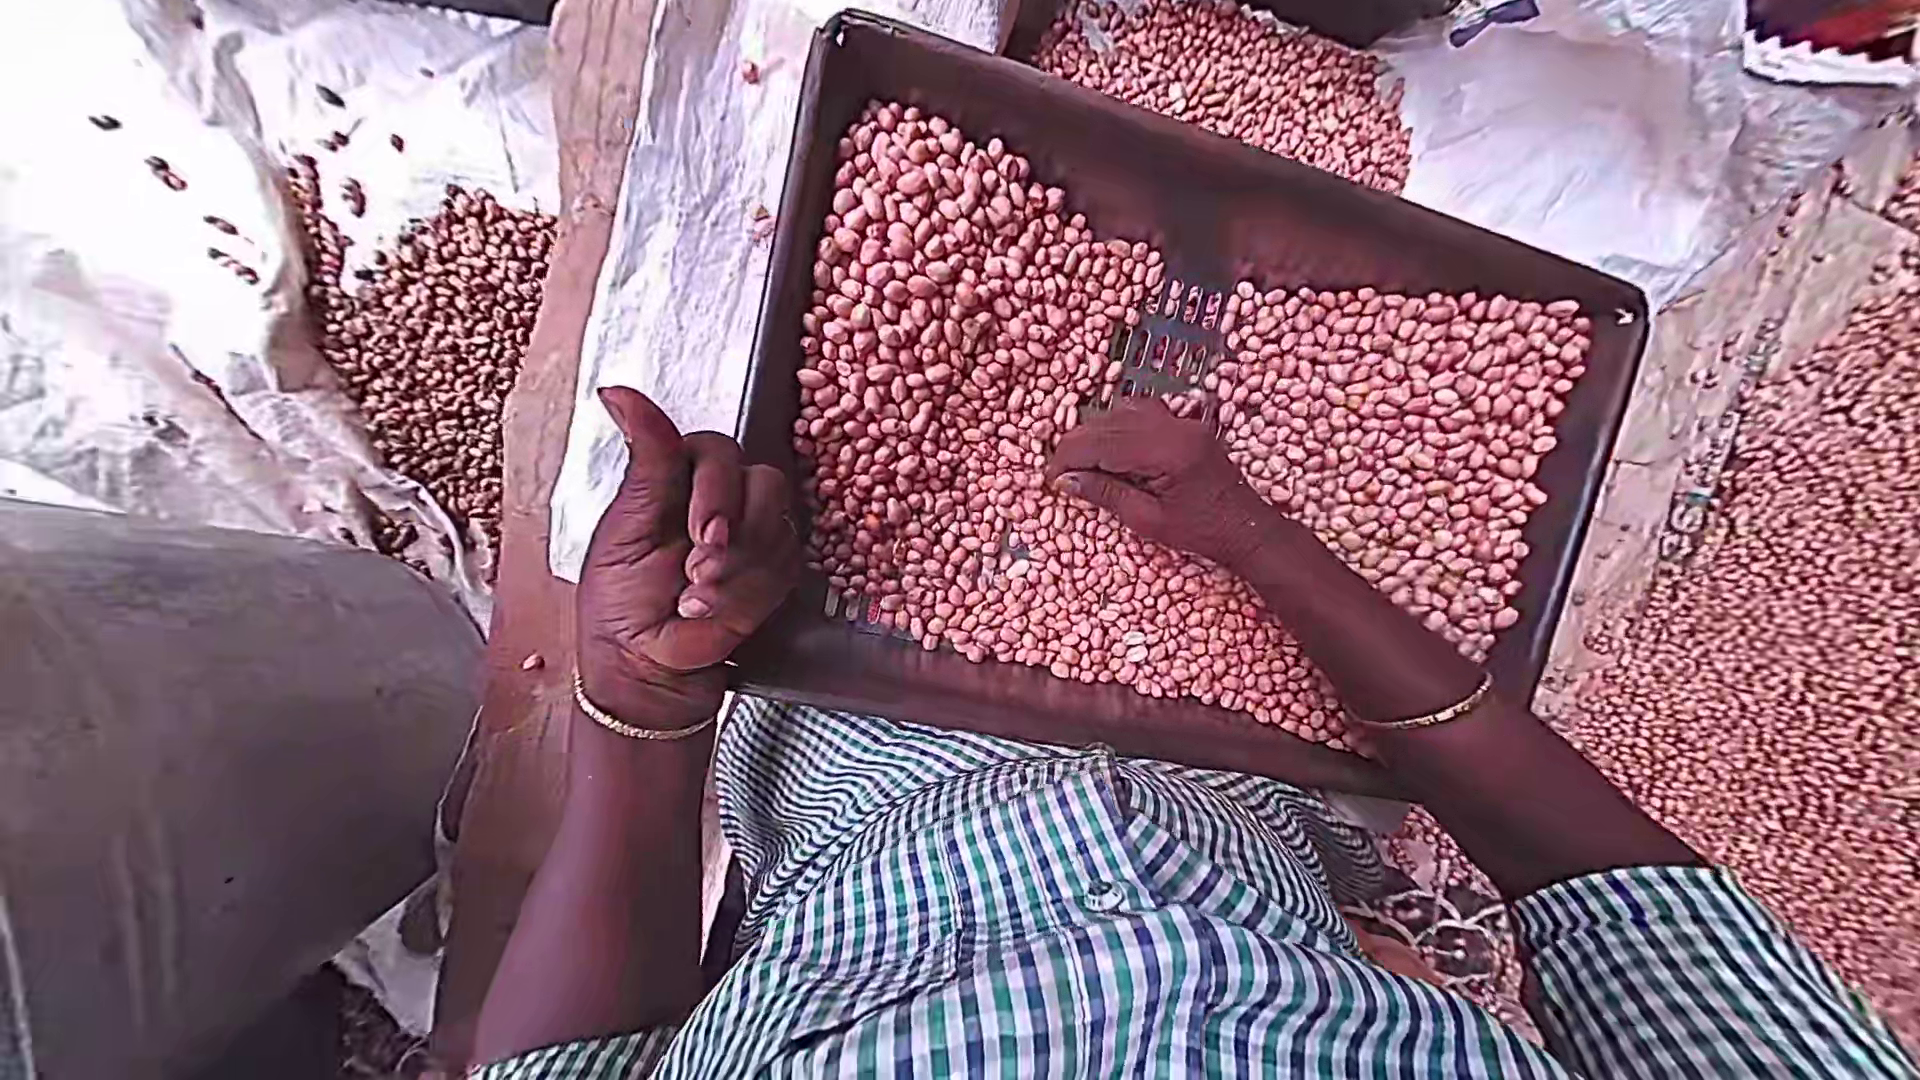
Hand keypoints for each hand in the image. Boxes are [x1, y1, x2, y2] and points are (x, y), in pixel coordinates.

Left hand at [575, 387, 799, 728]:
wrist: (649, 669)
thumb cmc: (623, 602)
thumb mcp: (628, 530)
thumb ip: (648, 464)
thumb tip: (619, 392)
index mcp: (680, 481)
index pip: (720, 452)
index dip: (718, 488)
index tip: (700, 530)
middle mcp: (724, 501)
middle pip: (765, 482)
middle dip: (738, 531)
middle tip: (701, 569)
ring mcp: (756, 534)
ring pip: (781, 525)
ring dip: (741, 569)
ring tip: (699, 599)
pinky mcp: (777, 568)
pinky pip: (787, 563)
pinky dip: (752, 591)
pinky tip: (719, 609)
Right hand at [1044, 397, 1276, 567]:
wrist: (1247, 527)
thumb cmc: (1201, 532)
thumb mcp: (1147, 520)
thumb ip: (1106, 493)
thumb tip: (1066, 480)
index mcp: (1165, 451)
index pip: (1100, 443)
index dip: (1068, 458)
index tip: (1050, 478)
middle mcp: (1173, 426)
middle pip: (1106, 423)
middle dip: (1076, 446)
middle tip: (1060, 474)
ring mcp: (1182, 421)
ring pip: (1120, 411)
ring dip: (1095, 434)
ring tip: (1082, 463)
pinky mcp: (1185, 424)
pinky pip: (1141, 410)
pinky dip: (1118, 425)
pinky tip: (1110, 447)